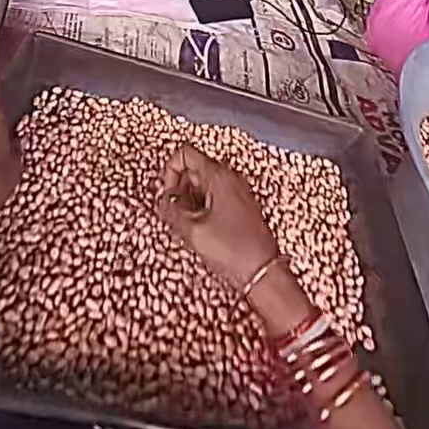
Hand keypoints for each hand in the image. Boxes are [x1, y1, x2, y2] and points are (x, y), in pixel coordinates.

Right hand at [156, 144, 280, 288]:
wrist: (264, 274)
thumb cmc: (235, 250)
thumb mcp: (193, 230)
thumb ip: (172, 210)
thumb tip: (164, 201)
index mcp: (219, 175)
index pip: (185, 154)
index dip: (170, 172)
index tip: (169, 196)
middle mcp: (230, 177)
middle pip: (194, 169)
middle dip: (180, 190)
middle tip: (178, 215)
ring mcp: (238, 191)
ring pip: (204, 185)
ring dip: (191, 202)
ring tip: (193, 228)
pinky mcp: (242, 206)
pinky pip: (215, 197)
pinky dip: (204, 209)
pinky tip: (205, 232)